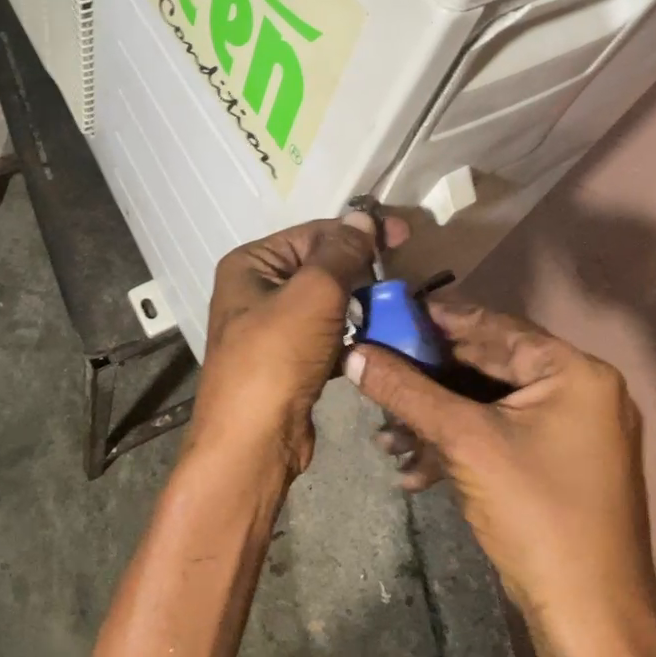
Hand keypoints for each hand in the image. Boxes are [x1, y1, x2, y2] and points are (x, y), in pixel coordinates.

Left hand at [188, 213, 408, 474]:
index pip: (312, 233)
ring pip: (326, 303)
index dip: (358, 231)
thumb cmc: (276, 356)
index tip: (404, 234)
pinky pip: (327, 335)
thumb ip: (341, 252)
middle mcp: (255, 289)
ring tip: (398, 308)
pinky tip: (379, 339)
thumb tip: (362, 216)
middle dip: (361, 270)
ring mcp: (271, 327)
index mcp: (250, 263)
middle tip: (404, 275)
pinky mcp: (289, 360)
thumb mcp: (313, 293)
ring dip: (360, 304)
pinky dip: (352, 335)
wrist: (253, 440)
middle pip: (319, 266)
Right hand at [346, 307, 655, 656]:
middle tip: (375, 375)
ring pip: (485, 404)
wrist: (588, 619)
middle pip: (485, 366)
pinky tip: (414, 470)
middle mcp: (579, 393)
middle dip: (426, 381)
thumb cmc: (536, 512)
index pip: (493, 325)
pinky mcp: (557, 466)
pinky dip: (457, 446)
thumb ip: (405, 390)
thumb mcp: (463, 441)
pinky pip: (498, 435)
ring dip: (433, 419)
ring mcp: (571, 432)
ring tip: (387, 440)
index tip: (384, 315)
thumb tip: (352, 353)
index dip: (435, 320)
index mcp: (575, 373)